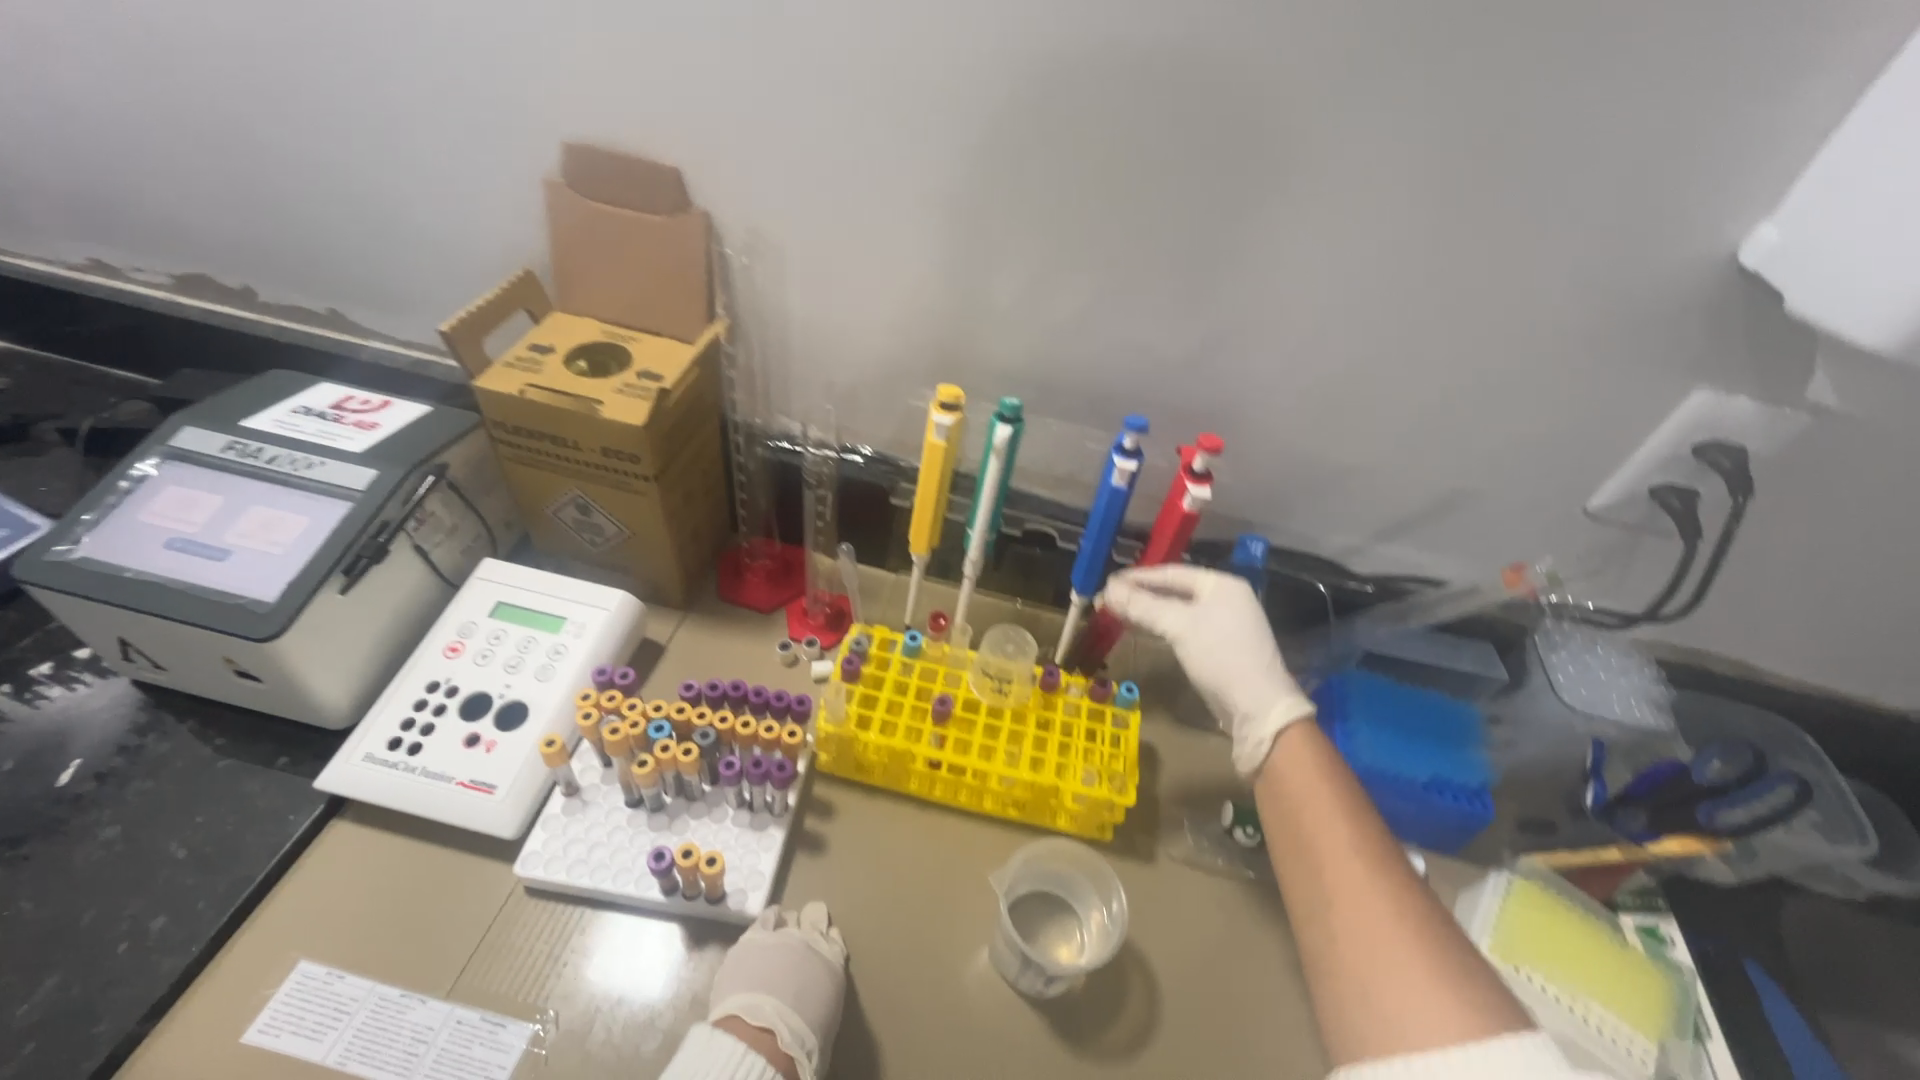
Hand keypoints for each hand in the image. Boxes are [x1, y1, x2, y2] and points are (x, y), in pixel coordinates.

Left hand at [708, 902, 847, 1079]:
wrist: (766, 1036)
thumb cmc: (803, 1036)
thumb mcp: (827, 1014)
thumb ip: (824, 990)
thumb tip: (817, 990)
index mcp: (833, 961)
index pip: (834, 940)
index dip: (826, 941)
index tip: (822, 944)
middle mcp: (811, 940)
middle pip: (814, 920)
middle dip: (809, 926)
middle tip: (801, 937)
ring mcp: (782, 935)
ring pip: (788, 919)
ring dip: (785, 927)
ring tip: (779, 934)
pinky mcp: (754, 938)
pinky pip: (765, 919)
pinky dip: (769, 920)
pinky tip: (769, 922)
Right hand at [1103, 564, 1315, 779]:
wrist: (1258, 708)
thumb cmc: (1221, 657)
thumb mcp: (1179, 627)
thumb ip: (1142, 606)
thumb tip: (1107, 589)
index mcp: (1221, 584)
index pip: (1171, 573)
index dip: (1137, 578)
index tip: (1106, 583)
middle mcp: (1225, 599)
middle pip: (1174, 591)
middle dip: (1140, 595)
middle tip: (1106, 600)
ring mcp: (1224, 624)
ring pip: (1177, 611)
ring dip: (1148, 612)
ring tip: (1117, 614)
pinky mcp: (1219, 648)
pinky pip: (1184, 629)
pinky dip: (1161, 628)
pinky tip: (1142, 630)